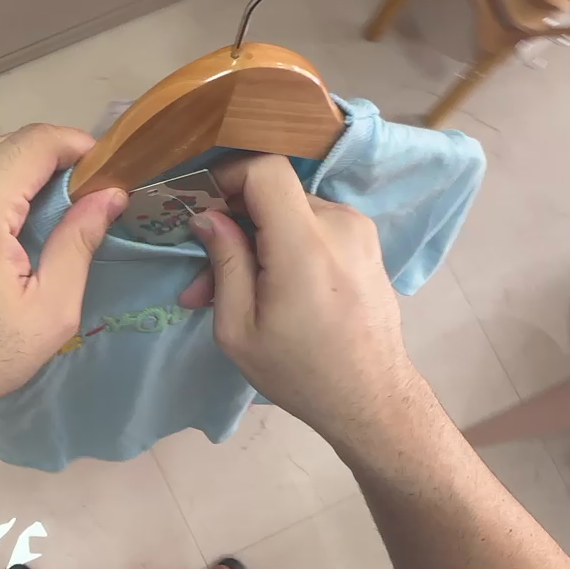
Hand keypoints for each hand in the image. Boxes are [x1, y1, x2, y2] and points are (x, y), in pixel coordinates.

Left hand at [0, 124, 126, 458]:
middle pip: (4, 145)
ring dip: (10, 176)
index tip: (102, 170)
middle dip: (44, 165)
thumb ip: (79, 243)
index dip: (76, 146)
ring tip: (32, 222)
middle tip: (72, 205)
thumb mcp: (49, 312)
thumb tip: (110, 194)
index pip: (34, 142)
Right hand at [184, 154, 423, 438]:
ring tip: (231, 293)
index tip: (201, 206)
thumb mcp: (239, 329)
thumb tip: (206, 217)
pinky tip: (269, 289)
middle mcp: (338, 224)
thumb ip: (224, 264)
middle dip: (232, 227)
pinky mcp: (365, 244)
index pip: (265, 170)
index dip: (227, 177)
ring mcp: (358, 231)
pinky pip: (314, 229)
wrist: (368, 397)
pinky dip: (284, 248)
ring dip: (256, 243)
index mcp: (305, 244)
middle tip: (201, 281)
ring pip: (291, 214)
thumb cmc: (297, 372)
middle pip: (274, 195)